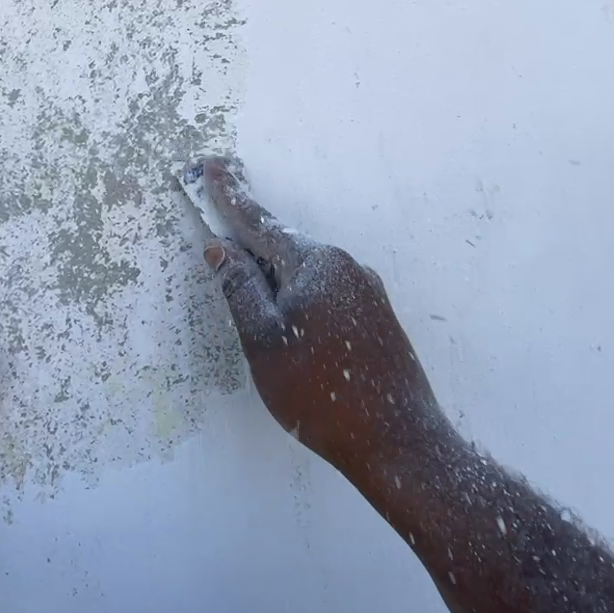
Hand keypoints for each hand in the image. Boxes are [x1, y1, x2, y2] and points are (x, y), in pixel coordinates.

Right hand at [193, 156, 449, 490]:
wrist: (399, 445)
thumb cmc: (319, 392)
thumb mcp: (263, 339)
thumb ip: (239, 288)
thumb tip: (219, 248)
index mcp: (316, 265)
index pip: (261, 224)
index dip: (231, 198)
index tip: (214, 167)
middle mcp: (347, 267)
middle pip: (284, 247)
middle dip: (250, 242)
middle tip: (220, 237)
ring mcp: (367, 292)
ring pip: (305, 272)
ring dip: (273, 275)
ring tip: (251, 299)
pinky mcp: (377, 318)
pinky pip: (324, 290)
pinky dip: (296, 293)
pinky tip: (289, 321)